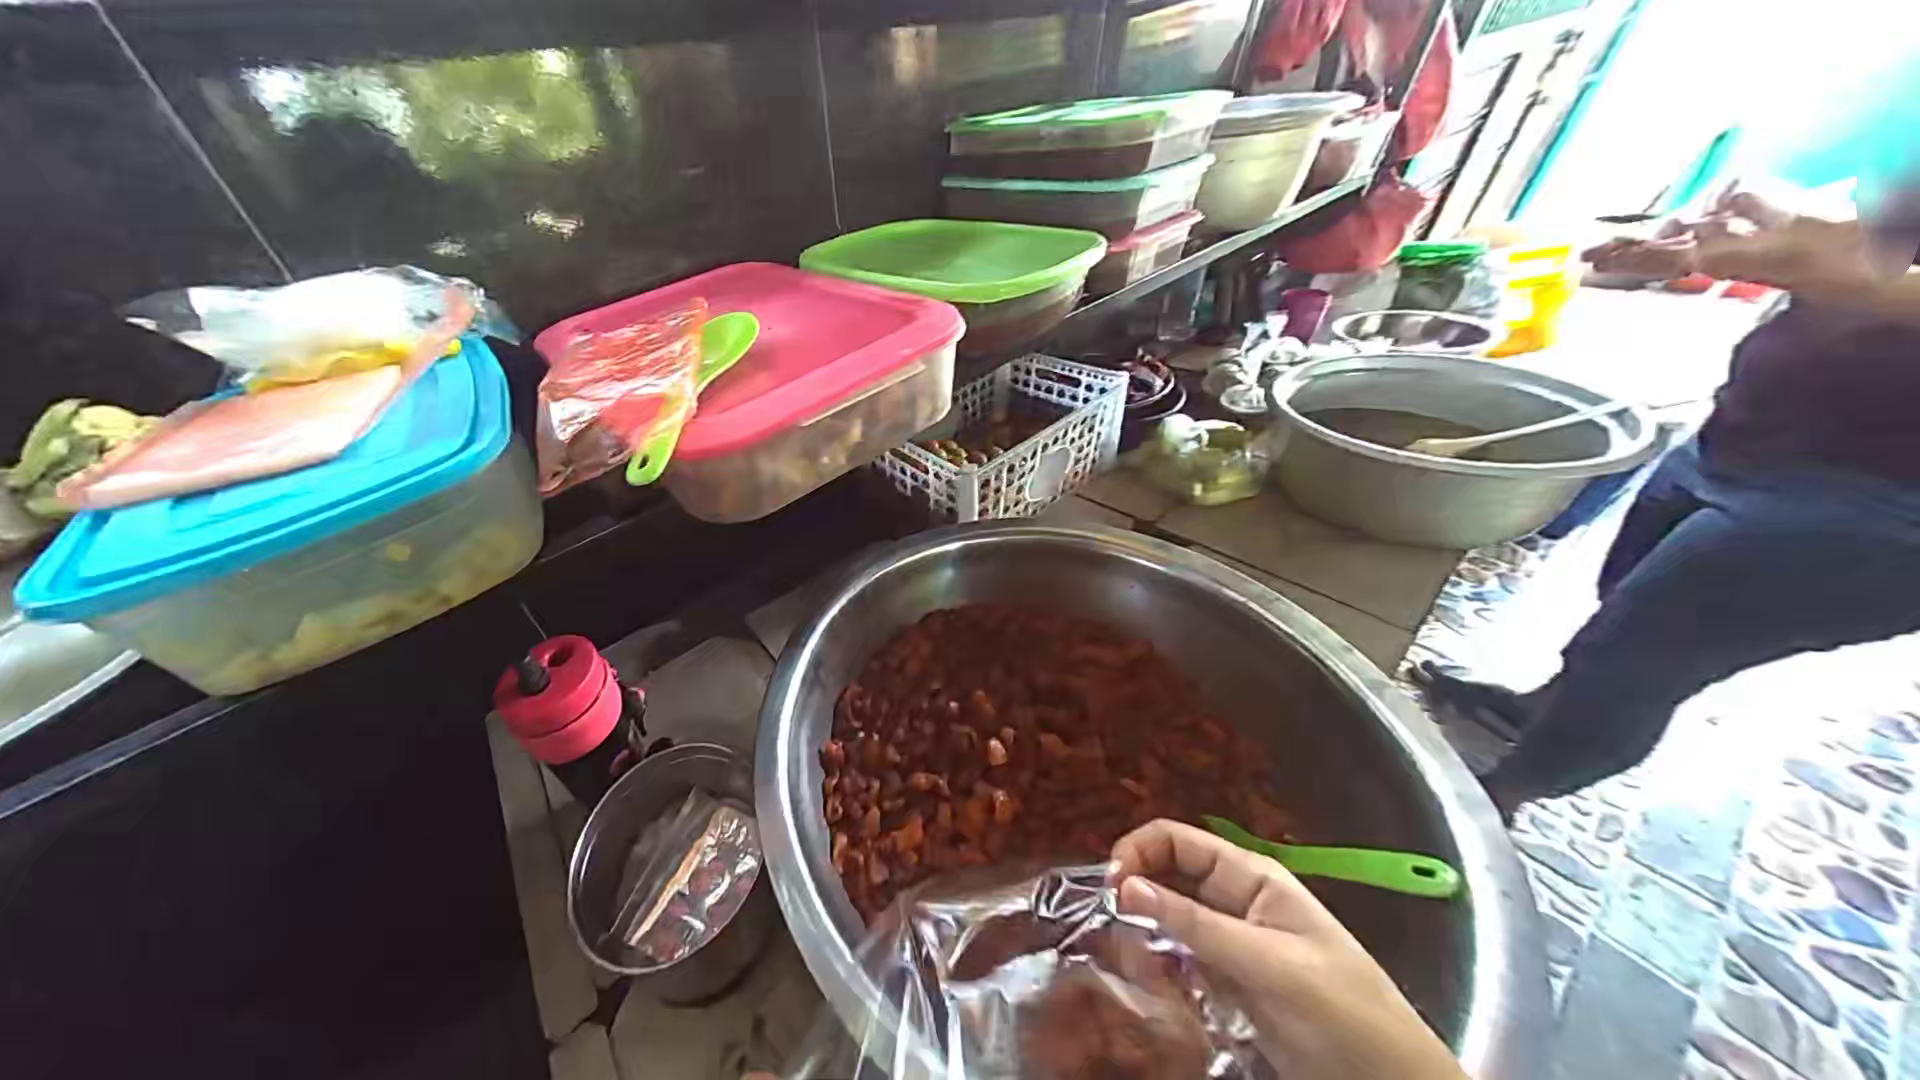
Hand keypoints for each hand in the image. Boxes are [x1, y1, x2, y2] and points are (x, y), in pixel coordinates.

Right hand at [1110, 820, 1466, 1079]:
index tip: (1109, 886)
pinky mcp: (1228, 983)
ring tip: (1135, 969)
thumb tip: (1124, 886)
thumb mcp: (1268, 964)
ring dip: (1144, 938)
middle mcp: (1234, 900)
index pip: (1179, 841)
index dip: (1139, 851)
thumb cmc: (1343, 1014)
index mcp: (1249, 876)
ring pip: (1168, 922)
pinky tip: (1155, 990)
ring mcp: (1229, 943)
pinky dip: (1161, 971)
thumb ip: (1196, 925)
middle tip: (1112, 933)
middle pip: (1168, 878)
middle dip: (1136, 896)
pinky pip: (1180, 962)